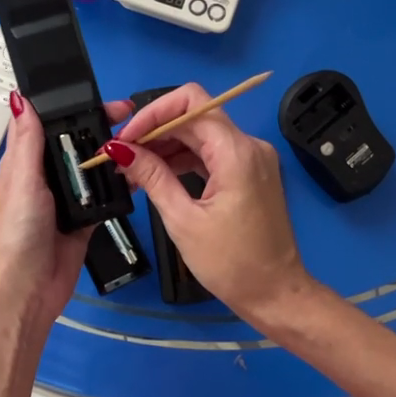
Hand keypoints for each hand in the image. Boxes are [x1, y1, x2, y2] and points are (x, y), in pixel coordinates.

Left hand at [0, 92, 134, 326]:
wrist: (31, 291)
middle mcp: (43, 179)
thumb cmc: (18, 235)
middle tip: (129, 115)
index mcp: (22, 165)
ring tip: (140, 139)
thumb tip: (19, 98)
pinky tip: (137, 172)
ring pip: (90, 169)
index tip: (96, 94)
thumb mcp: (21, 182)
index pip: (44, 126)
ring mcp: (65, 200)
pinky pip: (103, 197)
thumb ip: (27, 143)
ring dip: (110, 155)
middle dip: (97, 128)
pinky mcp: (84, 221)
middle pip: (72, 145)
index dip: (66, 106)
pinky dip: (118, 185)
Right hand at [103, 85, 316, 323]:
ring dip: (166, 147)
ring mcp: (252, 160)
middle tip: (120, 154)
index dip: (152, 113)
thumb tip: (120, 150)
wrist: (275, 293)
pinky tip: (156, 176)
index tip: (125, 137)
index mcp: (237, 152)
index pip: (191, 103)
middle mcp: (249, 146)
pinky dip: (183, 160)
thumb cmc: (231, 263)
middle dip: (154, 131)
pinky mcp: (250, 174)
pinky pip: (212, 155)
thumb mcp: (183, 220)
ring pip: (201, 135)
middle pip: (195, 116)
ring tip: (132, 170)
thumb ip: (153, 177)